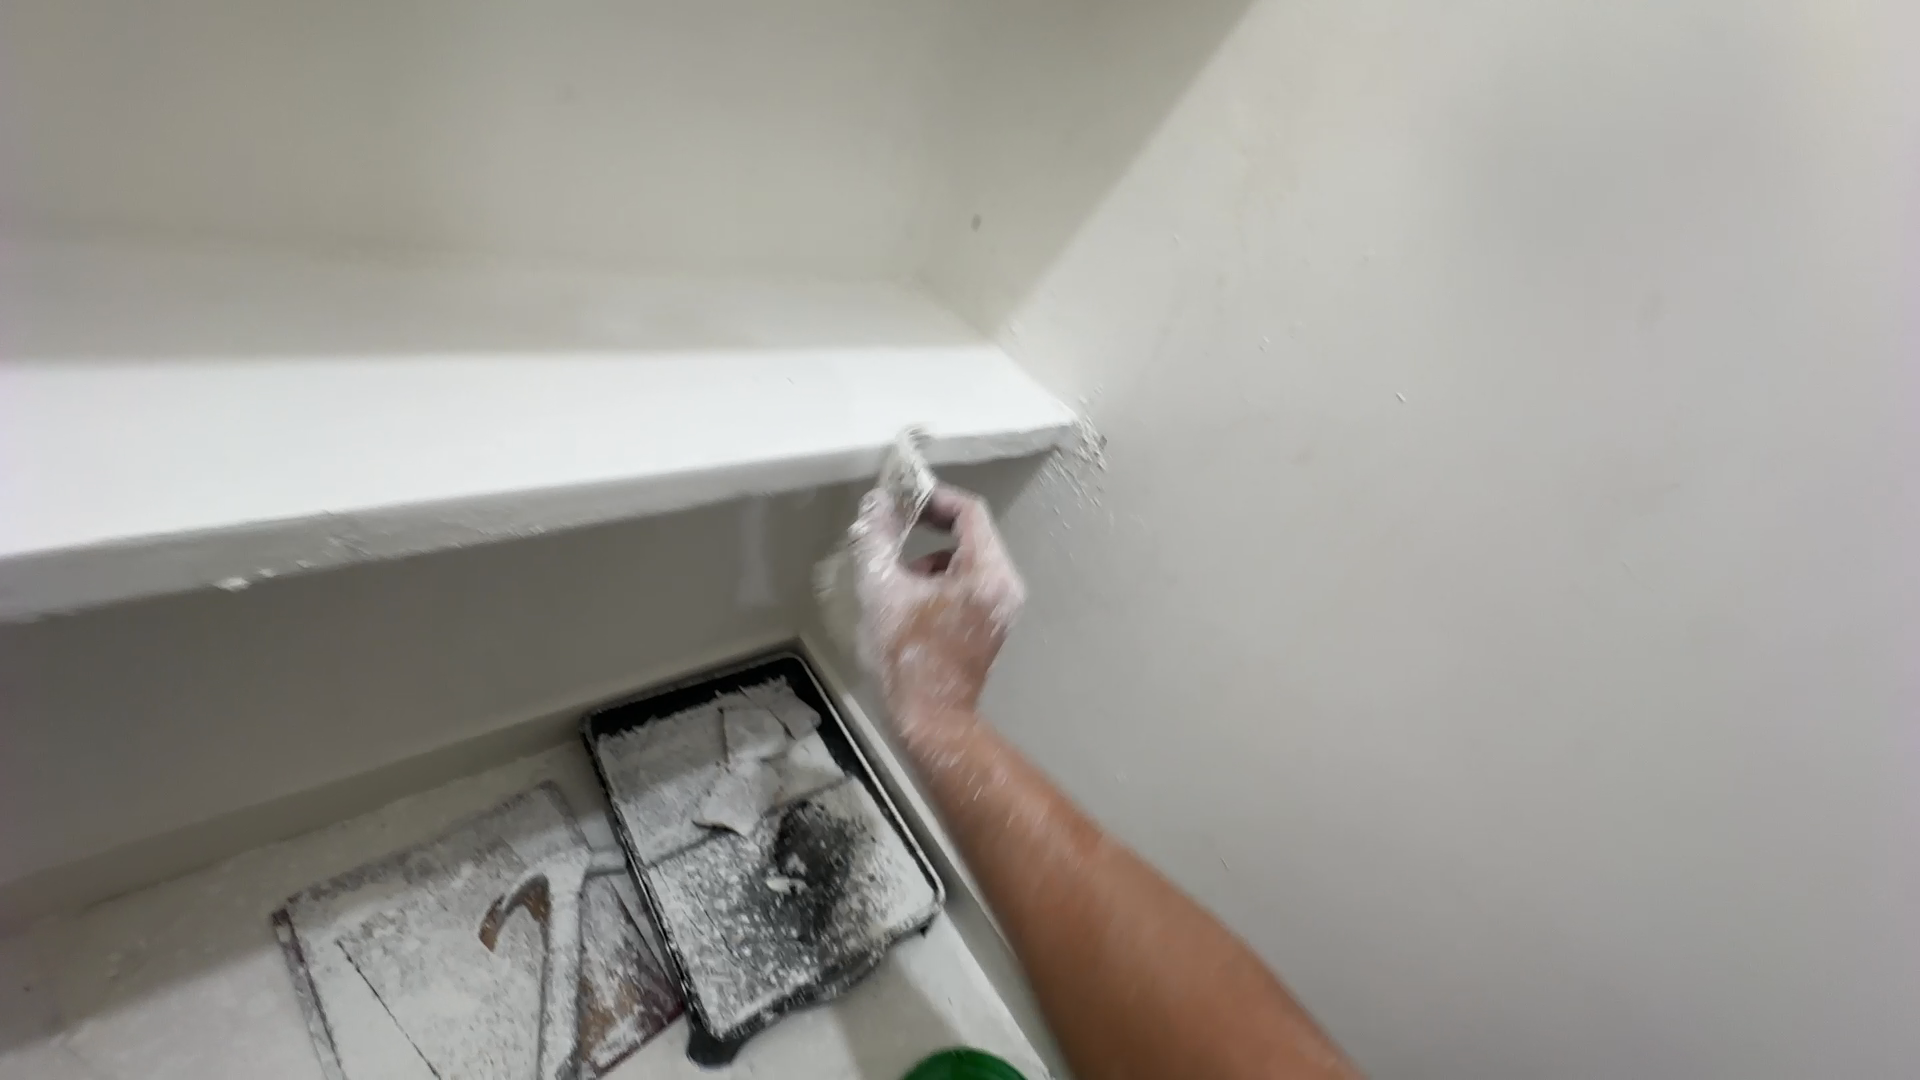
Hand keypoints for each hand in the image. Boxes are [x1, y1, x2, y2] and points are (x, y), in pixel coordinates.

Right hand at [849, 484, 1025, 742]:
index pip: (969, 512)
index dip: (934, 497)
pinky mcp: (994, 621)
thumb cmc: (905, 657)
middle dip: (931, 525)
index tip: (902, 499)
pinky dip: (943, 577)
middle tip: (895, 524)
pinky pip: (972, 581)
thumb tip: (876, 501)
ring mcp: (1003, 606)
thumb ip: (876, 539)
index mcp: (986, 574)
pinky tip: (912, 599)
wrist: (930, 719)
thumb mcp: (881, 591)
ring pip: (969, 558)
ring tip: (898, 573)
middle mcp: (1005, 584)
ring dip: (933, 555)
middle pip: (972, 533)